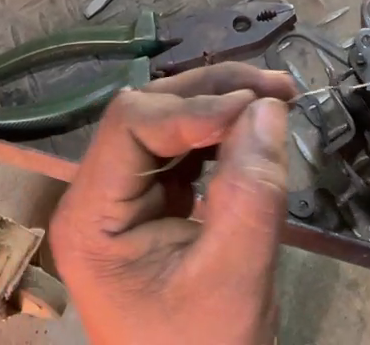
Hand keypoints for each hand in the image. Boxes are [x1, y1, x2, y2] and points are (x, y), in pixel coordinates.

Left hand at [49, 63, 296, 344]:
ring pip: (169, 121)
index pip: (131, 125)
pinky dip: (222, 131)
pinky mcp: (154, 202)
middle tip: (277, 88)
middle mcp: (99, 194)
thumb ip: (250, 194)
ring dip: (222, 103)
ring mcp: (125, 196)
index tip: (256, 107)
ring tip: (276, 97)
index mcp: (92, 215)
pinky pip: (185, 148)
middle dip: (213, 92)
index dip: (193, 106)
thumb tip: (266, 108)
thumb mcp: (233, 281)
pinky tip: (255, 127)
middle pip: (149, 112)